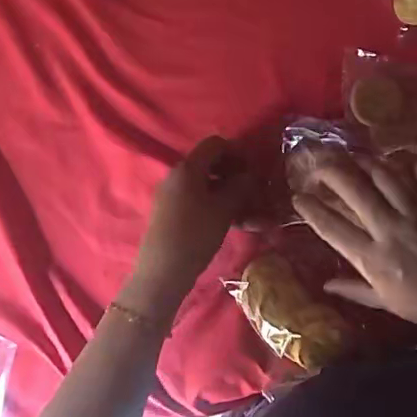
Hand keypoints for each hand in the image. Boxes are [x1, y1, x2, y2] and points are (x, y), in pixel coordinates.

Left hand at [122, 136, 253, 319]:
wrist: (163, 271)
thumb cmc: (196, 234)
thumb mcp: (224, 209)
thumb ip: (240, 187)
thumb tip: (250, 175)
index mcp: (187, 168)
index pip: (214, 144)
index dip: (237, 152)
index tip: (253, 168)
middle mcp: (176, 175)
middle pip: (209, 163)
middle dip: (233, 173)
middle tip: (253, 189)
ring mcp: (171, 194)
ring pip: (204, 184)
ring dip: (227, 192)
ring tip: (247, 210)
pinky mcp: (170, 212)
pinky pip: (196, 199)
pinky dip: (215, 204)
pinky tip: (232, 221)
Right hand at [293, 156, 416, 332]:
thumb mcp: (388, 305)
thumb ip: (356, 290)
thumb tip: (326, 283)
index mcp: (374, 258)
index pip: (332, 227)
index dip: (311, 209)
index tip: (297, 197)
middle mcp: (390, 229)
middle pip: (354, 191)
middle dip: (330, 172)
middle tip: (317, 164)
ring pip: (385, 176)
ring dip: (364, 162)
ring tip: (351, 157)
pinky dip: (410, 164)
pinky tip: (399, 160)